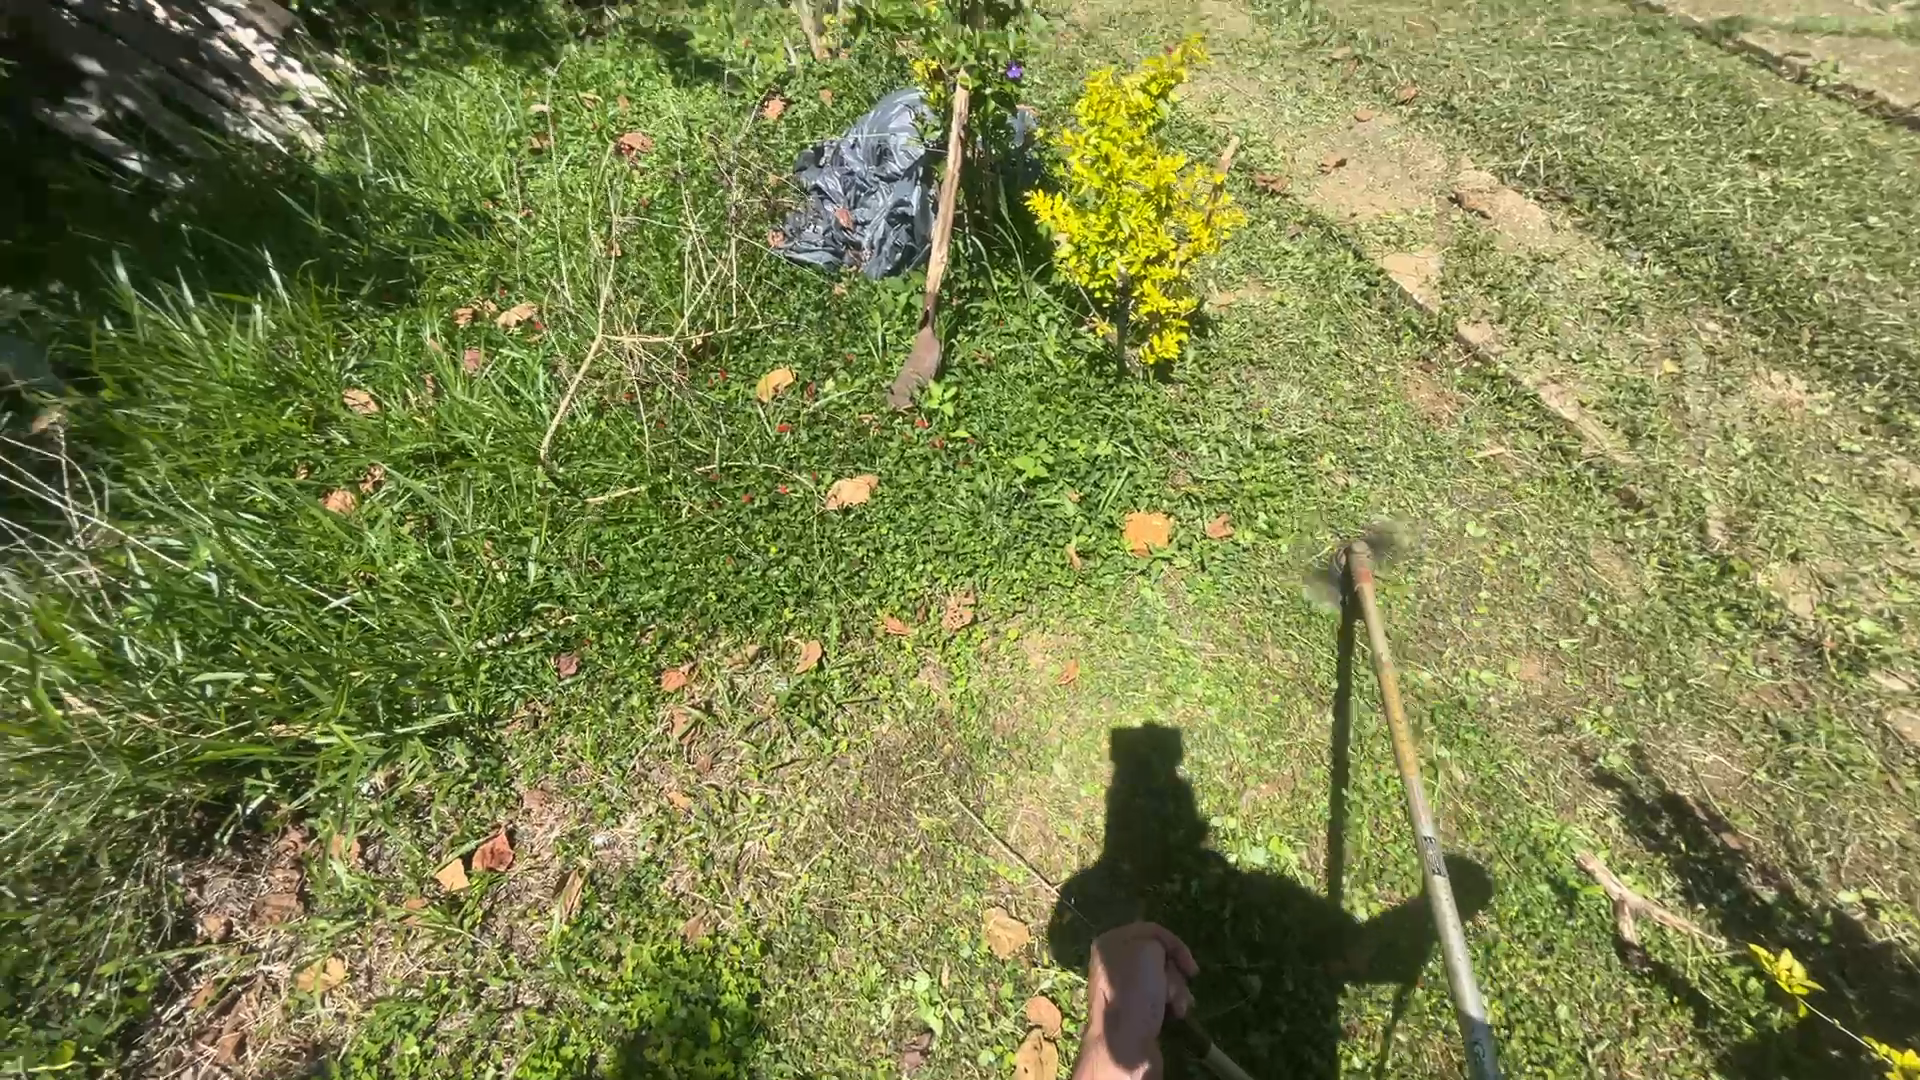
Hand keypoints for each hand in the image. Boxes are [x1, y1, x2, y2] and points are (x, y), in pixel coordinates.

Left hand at [1072, 922, 1198, 1079]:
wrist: (1125, 1045)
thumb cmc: (1135, 991)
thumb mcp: (1148, 950)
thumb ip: (1158, 942)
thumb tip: (1163, 959)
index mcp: (1111, 942)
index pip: (1150, 930)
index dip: (1174, 944)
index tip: (1191, 967)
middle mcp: (1115, 962)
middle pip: (1158, 956)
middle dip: (1174, 973)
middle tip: (1174, 990)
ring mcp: (1125, 988)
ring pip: (1163, 979)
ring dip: (1176, 991)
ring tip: (1177, 1008)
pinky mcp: (1136, 1011)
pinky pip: (1160, 999)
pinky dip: (1172, 1005)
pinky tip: (1176, 1016)